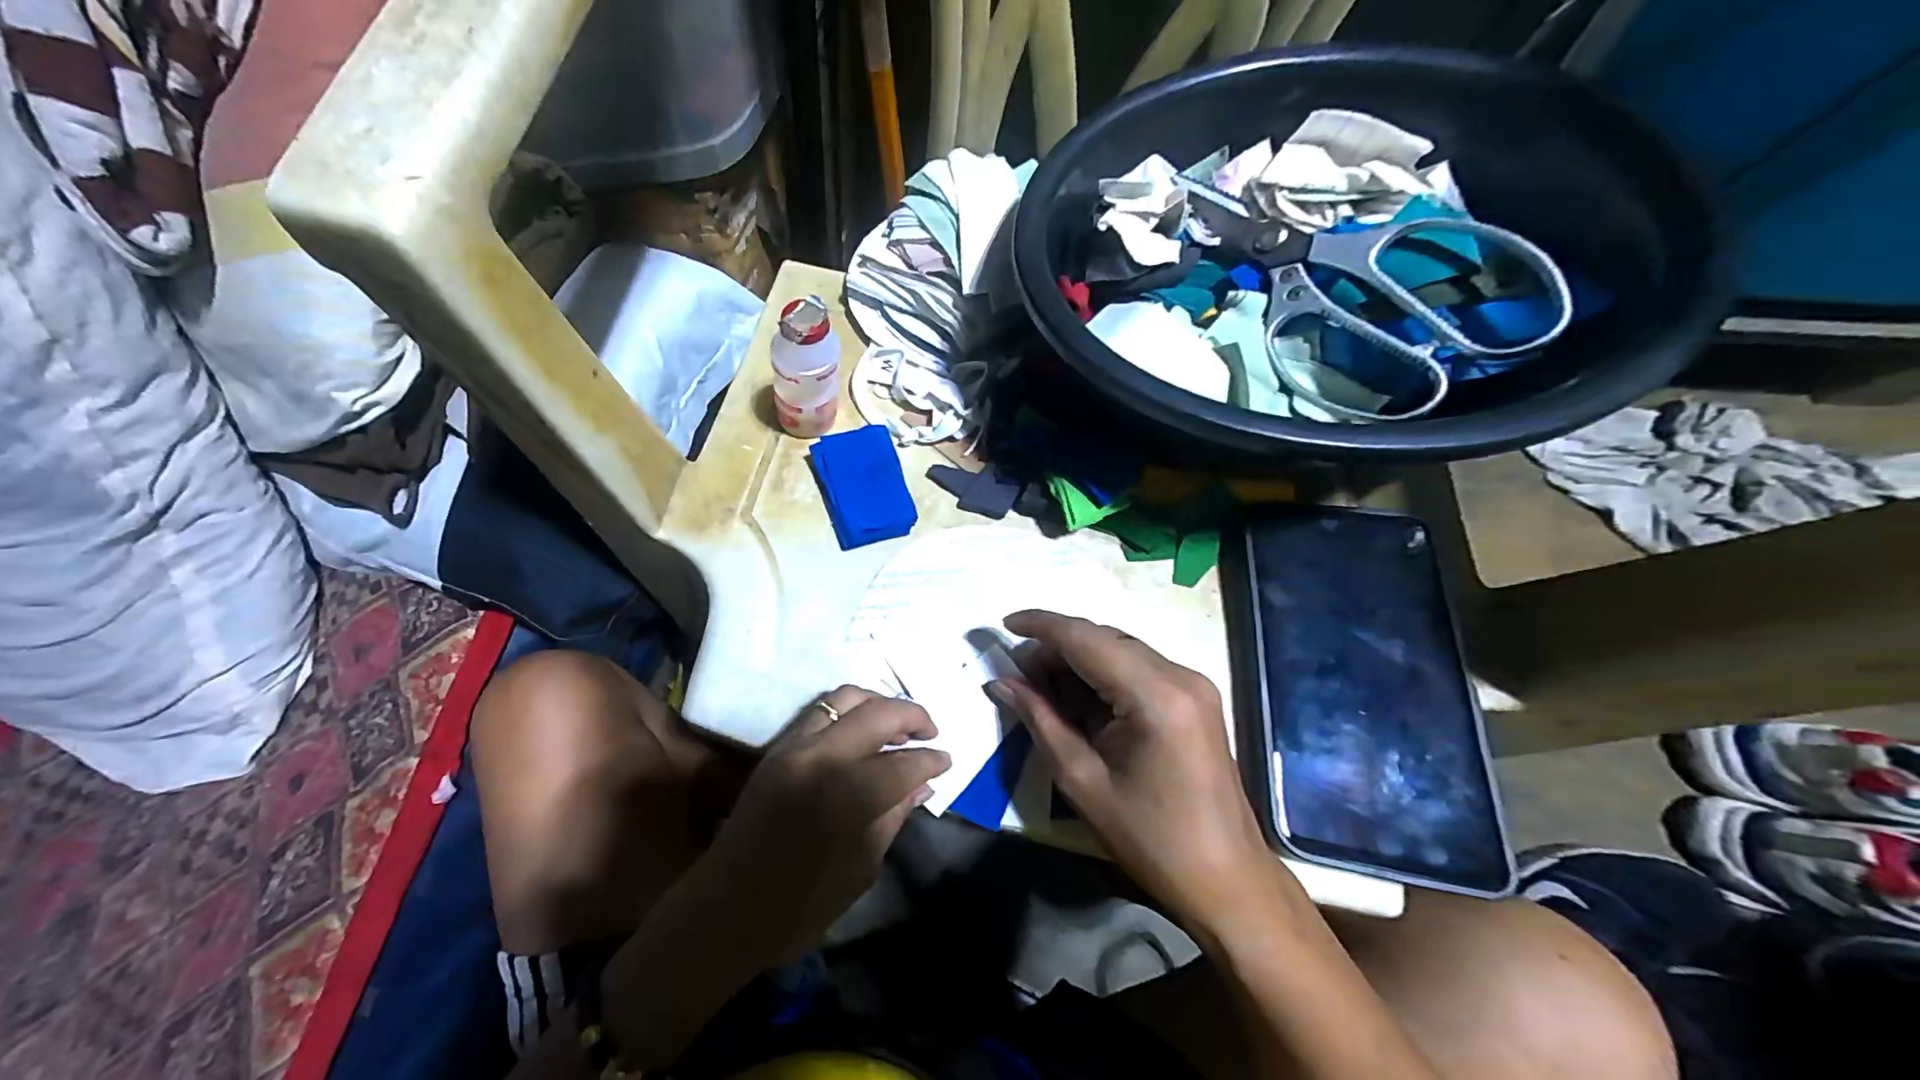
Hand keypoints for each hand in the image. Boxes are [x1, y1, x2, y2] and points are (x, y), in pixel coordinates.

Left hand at [700, 686, 950, 962]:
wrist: (726, 912)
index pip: (905, 762)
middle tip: (931, 733)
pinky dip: (849, 711)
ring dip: (879, 705)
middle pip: (879, 713)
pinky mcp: (777, 749)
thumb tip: (922, 782)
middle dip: (913, 716)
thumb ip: (893, 816)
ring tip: (897, 727)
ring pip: (846, 698)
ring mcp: (795, 748)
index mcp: (848, 796)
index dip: (932, 760)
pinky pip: (820, 711)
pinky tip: (862, 732)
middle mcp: (822, 758)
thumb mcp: (861, 869)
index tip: (946, 761)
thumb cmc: (800, 908)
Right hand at [991, 611, 1287, 931]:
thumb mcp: (1082, 780)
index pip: (1086, 638)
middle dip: (1056, 649)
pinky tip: (1075, 699)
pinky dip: (1101, 677)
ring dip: (1077, 662)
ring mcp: (1192, 685)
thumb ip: (1040, 720)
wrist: (1225, 880)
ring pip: (1119, 652)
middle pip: (1104, 639)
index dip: (1041, 625)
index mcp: (1156, 694)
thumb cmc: (1150, 839)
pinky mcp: (1193, 700)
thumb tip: (1002, 682)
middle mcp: (1180, 675)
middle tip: (1017, 675)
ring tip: (1039, 689)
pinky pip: (1137, 671)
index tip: (1003, 624)